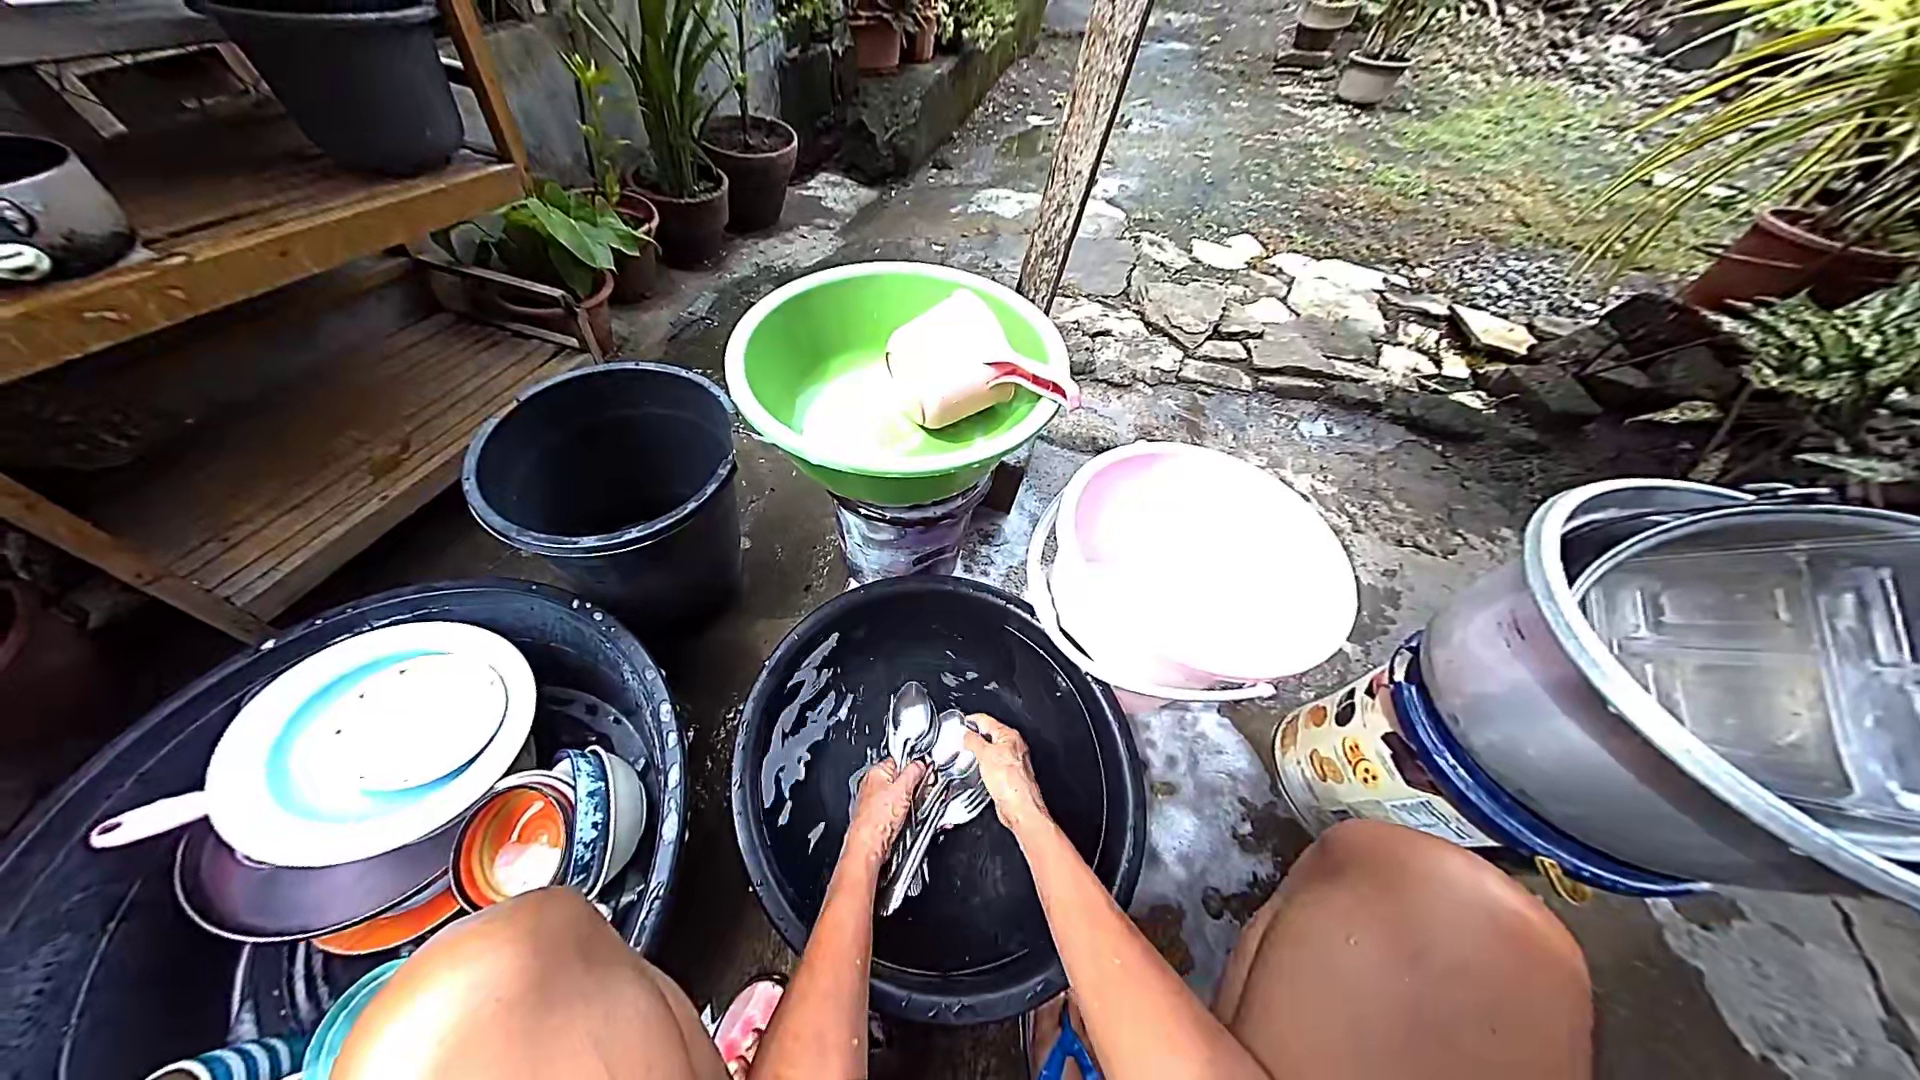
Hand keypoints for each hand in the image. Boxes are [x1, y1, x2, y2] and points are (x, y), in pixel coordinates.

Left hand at [844, 757, 926, 864]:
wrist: (868, 848)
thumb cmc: (876, 820)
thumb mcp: (903, 788)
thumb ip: (914, 771)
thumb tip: (921, 763)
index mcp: (876, 772)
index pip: (899, 760)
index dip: (914, 765)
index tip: (925, 771)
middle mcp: (872, 786)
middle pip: (900, 779)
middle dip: (913, 786)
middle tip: (922, 791)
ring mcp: (874, 804)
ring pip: (899, 797)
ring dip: (910, 802)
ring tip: (913, 809)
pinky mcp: (878, 820)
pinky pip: (896, 812)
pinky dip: (904, 815)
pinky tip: (906, 820)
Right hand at [963, 713, 1048, 831]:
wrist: (1020, 809)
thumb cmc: (1011, 783)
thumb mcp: (985, 755)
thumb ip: (973, 741)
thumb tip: (966, 734)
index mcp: (1009, 736)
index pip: (986, 720)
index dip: (971, 720)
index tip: (961, 722)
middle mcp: (1013, 746)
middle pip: (989, 734)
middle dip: (974, 736)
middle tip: (960, 739)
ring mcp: (1012, 761)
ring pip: (991, 750)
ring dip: (978, 751)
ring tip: (965, 753)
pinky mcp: (1009, 775)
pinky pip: (993, 763)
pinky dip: (983, 764)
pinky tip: (977, 769)